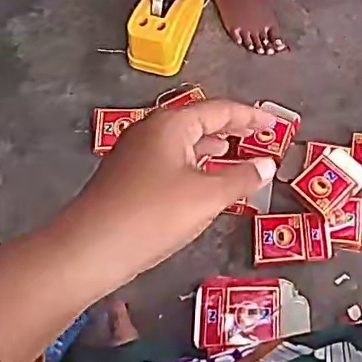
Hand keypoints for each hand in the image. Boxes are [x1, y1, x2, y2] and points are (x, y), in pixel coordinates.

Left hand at [64, 101, 276, 279]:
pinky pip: (170, 157)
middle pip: (199, 120)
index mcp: (172, 125)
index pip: (220, 110)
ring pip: (183, 140)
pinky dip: (194, 161)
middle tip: (258, 133)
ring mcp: (136, 152)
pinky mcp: (128, 176)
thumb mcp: (207, 197)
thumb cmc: (152, 216)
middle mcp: (152, 130)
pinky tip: (202, 178)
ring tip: (234, 152)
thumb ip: (241, 178)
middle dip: (230, 127)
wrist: (87, 251)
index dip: (251, 116)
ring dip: (211, 144)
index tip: (274, 122)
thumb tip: (267, 165)